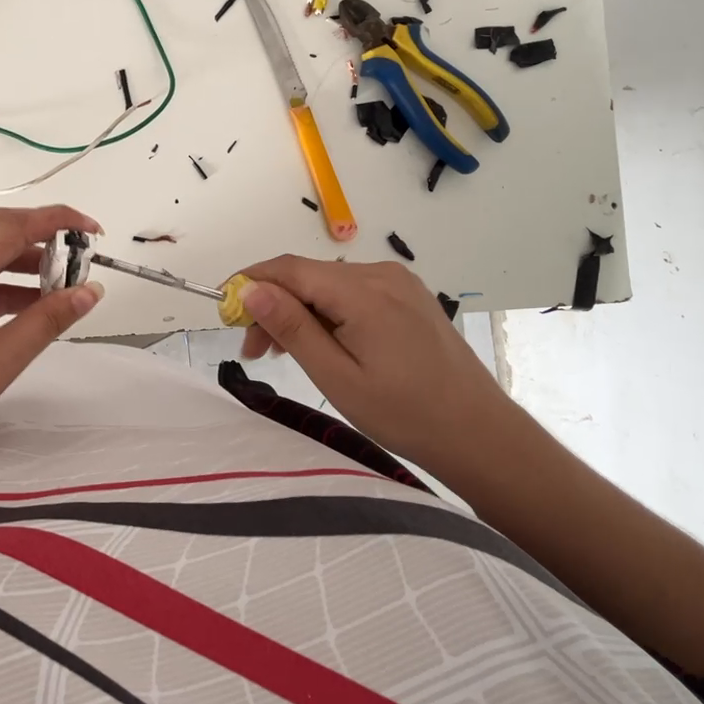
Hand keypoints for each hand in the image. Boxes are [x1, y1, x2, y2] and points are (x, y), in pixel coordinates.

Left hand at [0, 206, 105, 450]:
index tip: (91, 228)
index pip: (9, 228)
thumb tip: (89, 292)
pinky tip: (37, 299)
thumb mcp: (4, 356)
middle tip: (82, 250)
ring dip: (26, 259)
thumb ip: (50, 318)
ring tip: (65, 277)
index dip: (55, 222)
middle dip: (42, 235)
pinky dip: (9, 281)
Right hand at [233, 256, 515, 465]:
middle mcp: (382, 275)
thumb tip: (251, 290)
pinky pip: (352, 295)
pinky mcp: (408, 299)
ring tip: (283, 354)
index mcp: (364, 292)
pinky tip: (320, 345)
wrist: (480, 435)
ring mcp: (399, 285)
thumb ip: (292, 328)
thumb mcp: (336, 376)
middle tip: (253, 350)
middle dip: (272, 305)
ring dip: (298, 313)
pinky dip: (326, 315)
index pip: (289, 269)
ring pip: (328, 286)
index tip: (223, 311)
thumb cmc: (404, 414)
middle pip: (307, 276)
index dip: (250, 282)